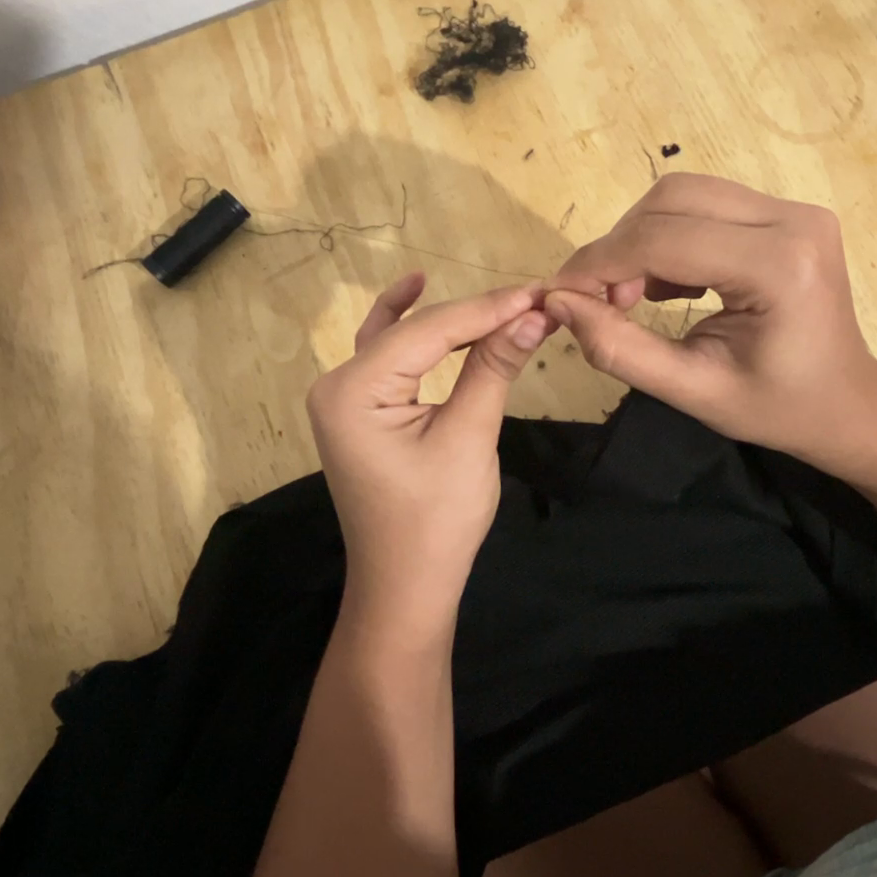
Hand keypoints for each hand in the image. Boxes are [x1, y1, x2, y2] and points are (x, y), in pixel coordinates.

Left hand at [306, 273, 556, 640]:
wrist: (407, 585)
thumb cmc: (436, 521)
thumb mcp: (469, 438)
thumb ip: (494, 367)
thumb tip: (534, 315)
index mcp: (351, 391)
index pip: (427, 331)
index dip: (487, 310)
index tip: (540, 294)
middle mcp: (336, 384)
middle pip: (413, 331)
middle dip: (474, 314)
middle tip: (532, 299)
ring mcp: (343, 398)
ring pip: (401, 338)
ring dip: (449, 320)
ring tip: (502, 301)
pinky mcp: (359, 412)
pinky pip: (388, 358)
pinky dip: (413, 332)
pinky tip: (418, 291)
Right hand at [544, 173, 876, 472]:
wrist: (846, 405)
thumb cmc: (777, 409)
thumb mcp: (692, 391)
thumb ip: (620, 348)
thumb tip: (556, 303)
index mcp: (779, 267)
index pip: (664, 240)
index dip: (599, 263)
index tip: (558, 294)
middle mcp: (793, 219)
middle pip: (672, 199)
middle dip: (619, 247)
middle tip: (602, 302)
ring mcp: (795, 210)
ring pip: (685, 194)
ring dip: (641, 238)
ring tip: (633, 297)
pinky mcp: (788, 213)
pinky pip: (707, 204)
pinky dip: (669, 237)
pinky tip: (669, 285)